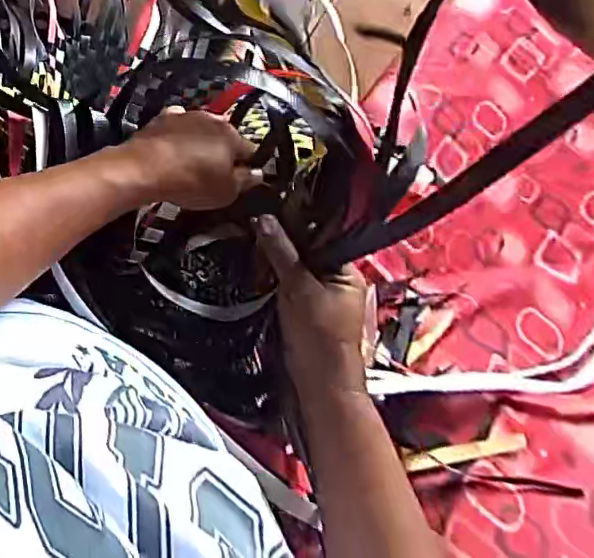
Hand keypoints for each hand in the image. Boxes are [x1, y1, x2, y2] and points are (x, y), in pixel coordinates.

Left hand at [117, 107, 260, 210]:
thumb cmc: (191, 181)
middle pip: (223, 137)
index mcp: (231, 135)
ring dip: (198, 143)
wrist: (144, 168)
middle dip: (221, 152)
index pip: (250, 150)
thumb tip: (257, 174)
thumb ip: (245, 181)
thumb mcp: (227, 192)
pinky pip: (175, 128)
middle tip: (212, 174)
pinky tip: (171, 149)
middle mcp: (210, 118)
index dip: (248, 166)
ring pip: (199, 130)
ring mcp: (183, 116)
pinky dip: (176, 136)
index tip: (241, 179)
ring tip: (189, 164)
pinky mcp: (160, 119)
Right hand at [255, 214, 371, 396]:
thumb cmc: (317, 335)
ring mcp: (318, 291)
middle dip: (277, 239)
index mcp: (346, 271)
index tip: (264, 209)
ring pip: (290, 262)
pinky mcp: (301, 303)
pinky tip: (252, 263)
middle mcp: (335, 277)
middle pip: (303, 247)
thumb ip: (281, 252)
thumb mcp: (298, 288)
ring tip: (247, 241)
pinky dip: (269, 271)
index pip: (318, 234)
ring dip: (270, 256)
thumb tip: (263, 217)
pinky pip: (284, 277)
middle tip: (250, 227)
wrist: (318, 384)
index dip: (292, 222)